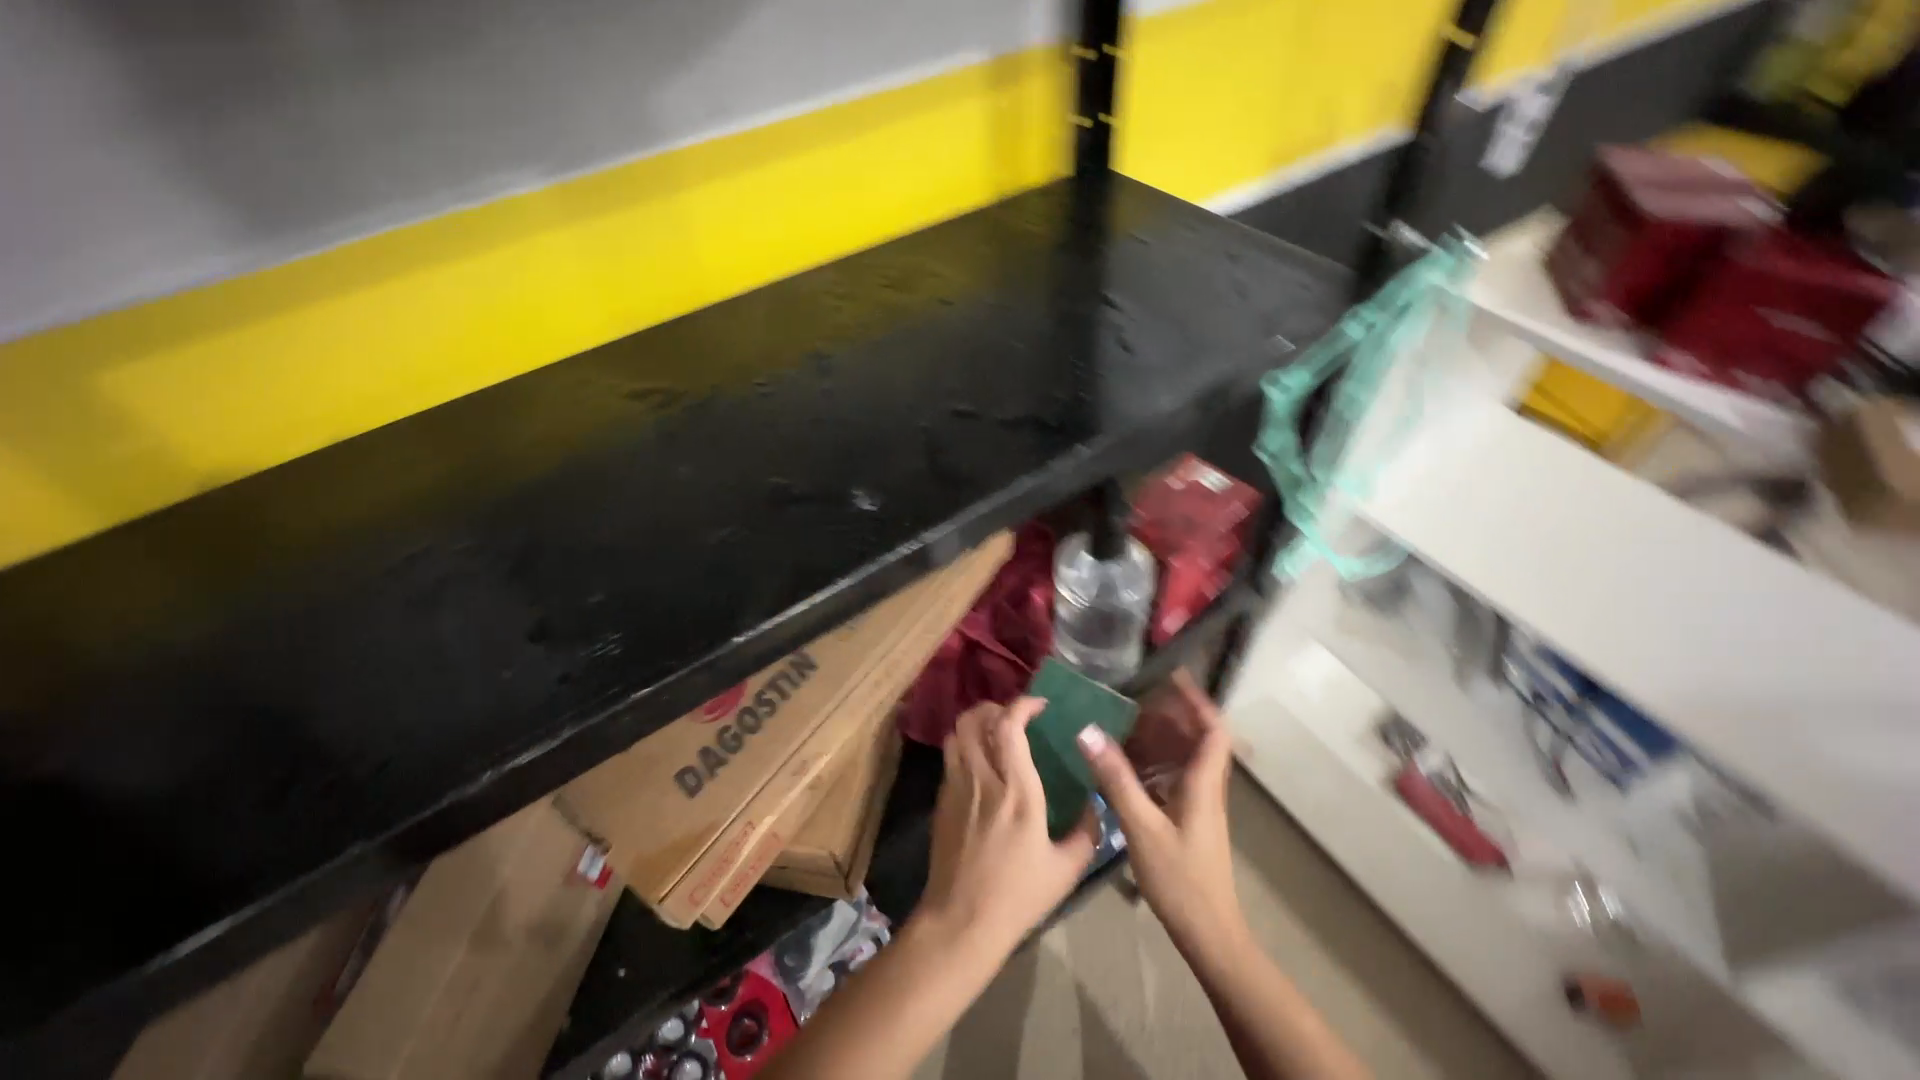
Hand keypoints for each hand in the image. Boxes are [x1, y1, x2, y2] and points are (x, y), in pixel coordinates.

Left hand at [916, 698, 1097, 956]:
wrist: (961, 921)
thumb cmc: (1018, 897)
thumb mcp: (1067, 869)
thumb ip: (1087, 832)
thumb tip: (1097, 807)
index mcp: (1018, 792)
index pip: (1010, 726)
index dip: (1022, 705)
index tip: (1040, 706)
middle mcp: (983, 780)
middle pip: (974, 720)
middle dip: (994, 707)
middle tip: (1015, 718)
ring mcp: (956, 789)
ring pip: (956, 734)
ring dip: (975, 724)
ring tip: (995, 735)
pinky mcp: (941, 803)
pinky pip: (949, 759)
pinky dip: (963, 747)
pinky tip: (980, 766)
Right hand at [1077, 671, 1245, 960]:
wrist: (1208, 931)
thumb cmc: (1180, 878)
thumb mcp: (1141, 827)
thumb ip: (1115, 779)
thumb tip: (1089, 732)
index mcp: (1203, 783)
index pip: (1213, 729)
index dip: (1197, 700)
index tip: (1171, 677)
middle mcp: (1206, 789)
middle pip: (1197, 739)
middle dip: (1169, 716)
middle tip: (1133, 702)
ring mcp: (1199, 806)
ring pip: (1184, 760)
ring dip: (1159, 741)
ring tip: (1123, 729)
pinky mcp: (1189, 822)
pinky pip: (1173, 779)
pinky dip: (1153, 766)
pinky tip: (1125, 769)